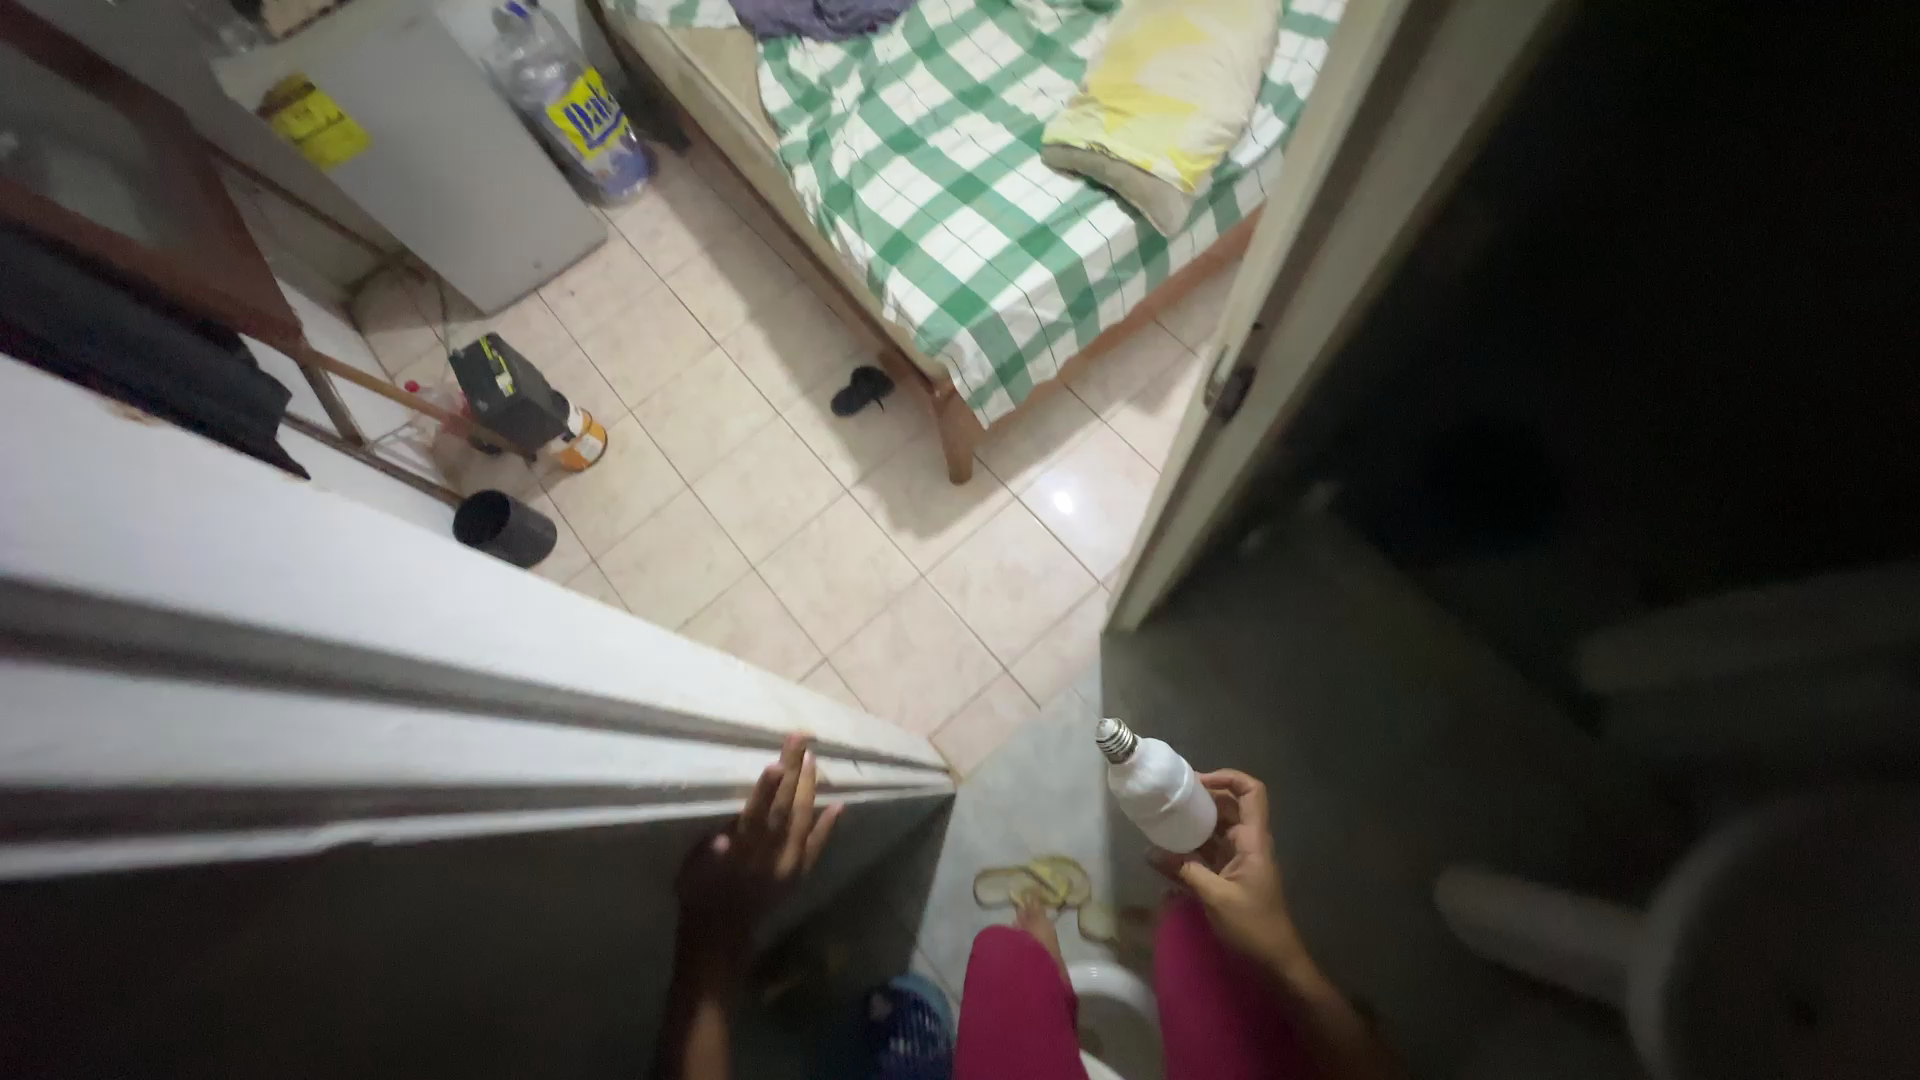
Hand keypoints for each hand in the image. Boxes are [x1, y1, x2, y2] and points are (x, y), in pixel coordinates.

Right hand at [674, 733, 842, 981]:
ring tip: (812, 758)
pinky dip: (828, 826)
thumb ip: (710, 855)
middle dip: (793, 772)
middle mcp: (769, 856)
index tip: (776, 763)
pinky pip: (817, 846)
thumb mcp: (693, 873)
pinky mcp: (799, 873)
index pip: (756, 814)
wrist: (720, 933)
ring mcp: (789, 864)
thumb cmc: (699, 892)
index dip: (766, 790)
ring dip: (809, 788)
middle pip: (784, 807)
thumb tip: (724, 839)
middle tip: (801, 739)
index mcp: (741, 851)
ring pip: (802, 820)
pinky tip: (838, 805)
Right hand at [1148, 769, 1303, 971]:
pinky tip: (1170, 845)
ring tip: (1166, 815)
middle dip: (1203, 796)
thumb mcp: (1215, 897)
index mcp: (1253, 839)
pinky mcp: (1232, 872)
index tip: (1197, 782)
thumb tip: (1148, 851)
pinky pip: (1212, 846)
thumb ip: (1182, 870)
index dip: (1227, 777)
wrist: (1277, 963)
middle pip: (1230, 804)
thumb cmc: (1254, 926)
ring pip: (1218, 824)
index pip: (1251, 792)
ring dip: (1196, 819)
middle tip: (1172, 796)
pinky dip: (1193, 841)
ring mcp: (1241, 856)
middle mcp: (1249, 841)